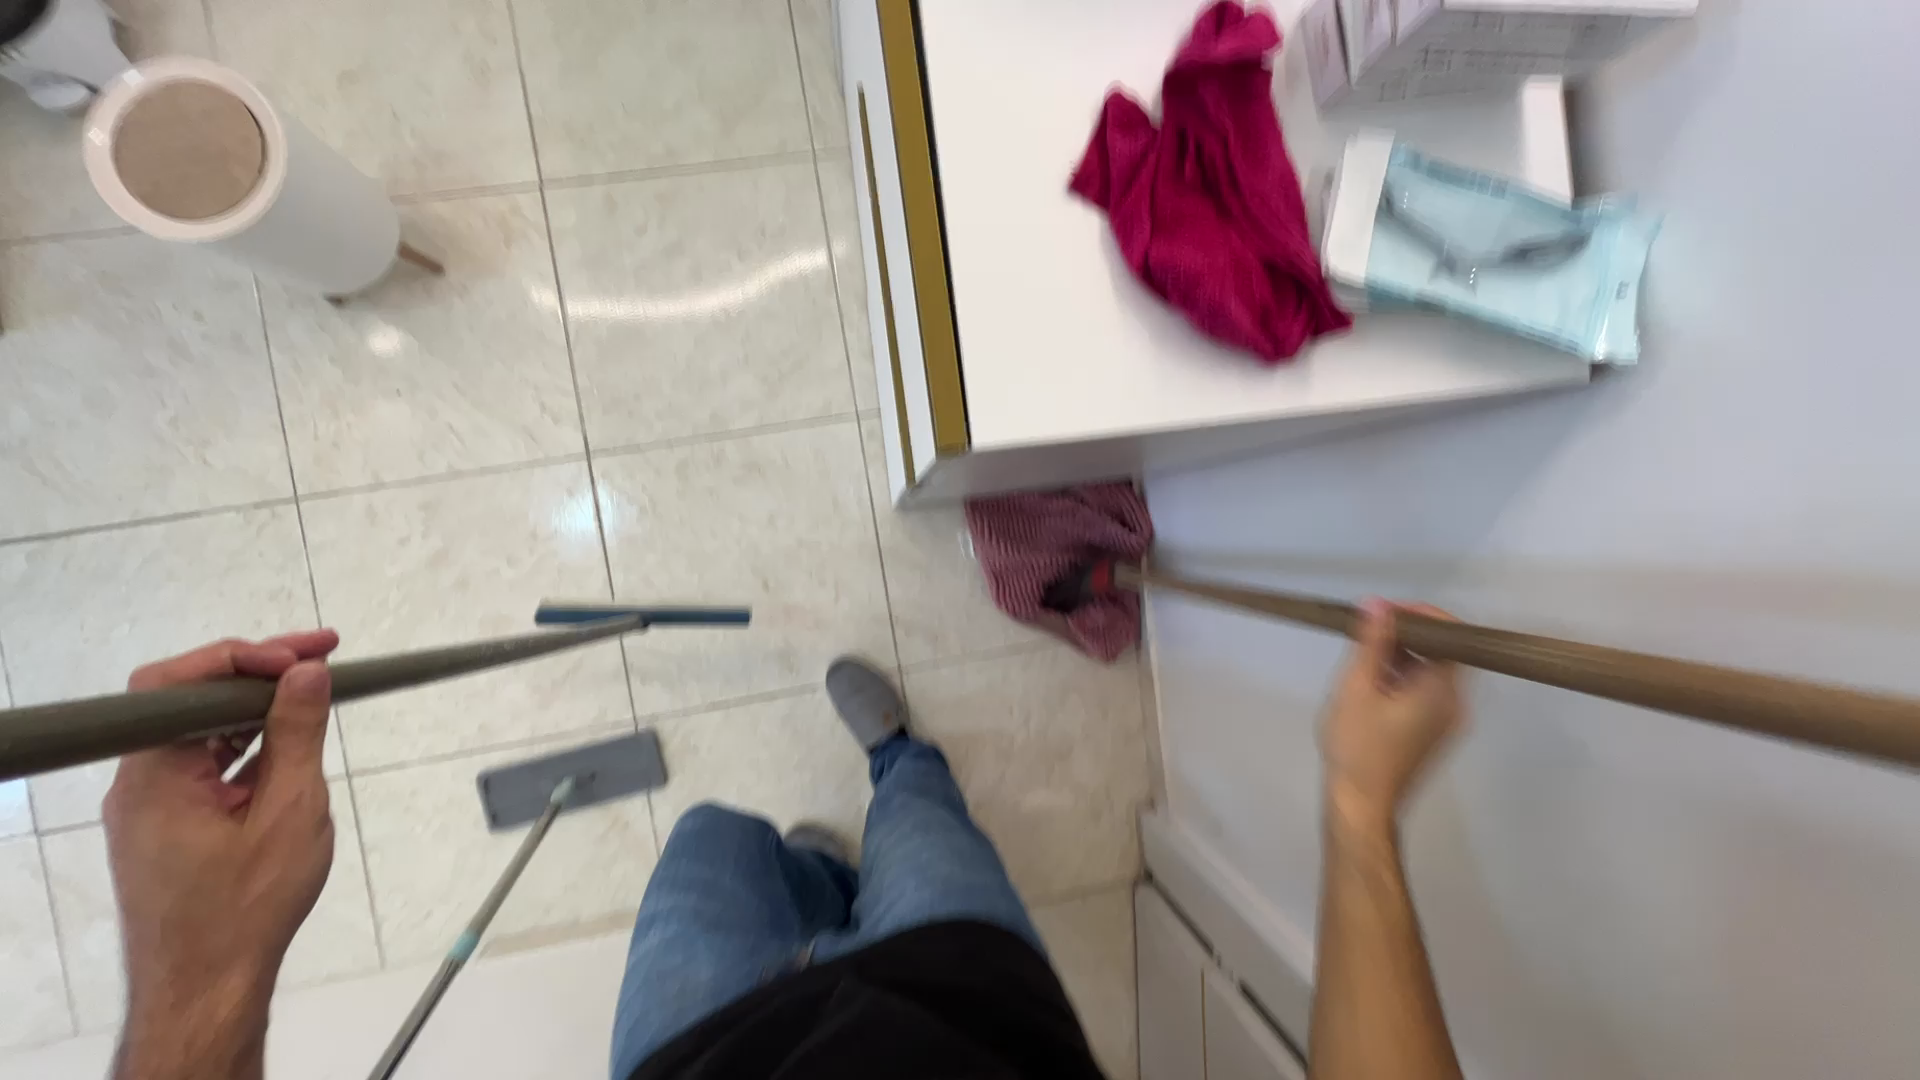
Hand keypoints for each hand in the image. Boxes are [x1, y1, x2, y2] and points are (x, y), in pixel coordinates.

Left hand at [103, 630, 338, 1076]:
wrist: (209, 982)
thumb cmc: (250, 898)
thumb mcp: (290, 810)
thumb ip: (297, 735)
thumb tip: (306, 672)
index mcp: (154, 776)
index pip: (173, 685)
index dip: (239, 656)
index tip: (307, 655)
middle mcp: (140, 782)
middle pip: (187, 700)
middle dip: (259, 669)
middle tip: (327, 653)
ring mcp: (155, 803)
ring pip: (200, 729)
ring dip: (259, 703)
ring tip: (321, 686)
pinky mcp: (174, 822)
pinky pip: (209, 760)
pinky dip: (253, 738)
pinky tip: (295, 739)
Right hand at [1320, 600, 1464, 835]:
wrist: (1360, 803)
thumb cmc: (1357, 745)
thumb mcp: (1357, 687)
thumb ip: (1371, 643)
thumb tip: (1378, 604)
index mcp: (1443, 691)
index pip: (1450, 636)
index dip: (1421, 614)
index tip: (1384, 610)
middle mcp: (1455, 704)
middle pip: (1441, 653)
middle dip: (1404, 634)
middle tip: (1366, 628)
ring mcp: (1446, 720)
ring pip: (1429, 672)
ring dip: (1399, 656)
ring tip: (1360, 653)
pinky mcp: (1431, 732)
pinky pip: (1423, 691)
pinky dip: (1400, 677)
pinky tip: (1368, 681)